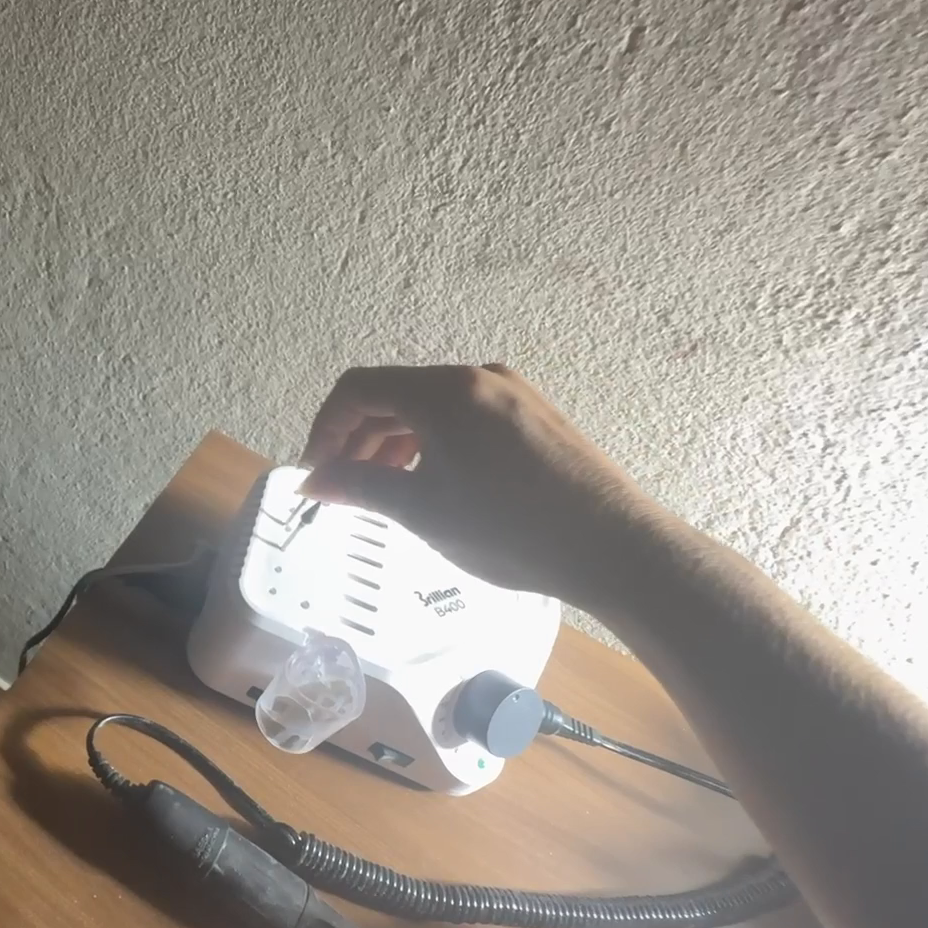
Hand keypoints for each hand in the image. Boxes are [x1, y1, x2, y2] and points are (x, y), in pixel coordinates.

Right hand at [298, 364, 677, 603]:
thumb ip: (356, 484)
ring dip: (389, 442)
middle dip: (355, 438)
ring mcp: (509, 393)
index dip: (324, 428)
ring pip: (424, 407)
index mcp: (444, 390)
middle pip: (390, 395)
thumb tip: (310, 483)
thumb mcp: (420, 508)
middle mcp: (475, 377)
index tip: (315, 472)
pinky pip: (458, 416)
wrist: (618, 550)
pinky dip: (426, 442)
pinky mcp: (530, 415)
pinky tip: (425, 480)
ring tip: (379, 487)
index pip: (357, 389)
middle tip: (340, 484)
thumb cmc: (508, 528)